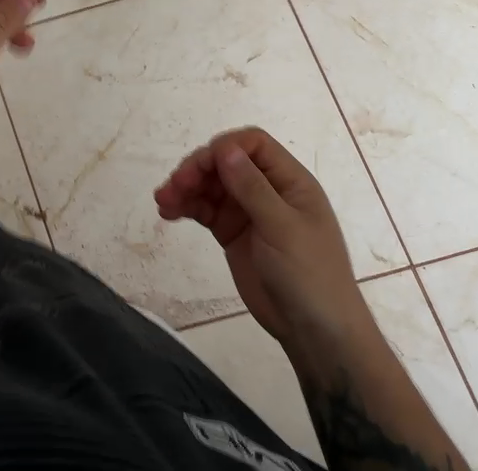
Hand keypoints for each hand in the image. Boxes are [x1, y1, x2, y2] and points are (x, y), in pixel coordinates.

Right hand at [154, 128, 369, 351]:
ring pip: (209, 184)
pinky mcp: (231, 232)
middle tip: (175, 186)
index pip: (254, 145)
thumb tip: (224, 149)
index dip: (225, 147)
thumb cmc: (309, 275)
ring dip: (184, 187)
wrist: (314, 332)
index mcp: (290, 183)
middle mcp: (267, 191)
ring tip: (163, 202)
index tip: (203, 166)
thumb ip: (252, 188)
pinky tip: (167, 212)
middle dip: (197, 169)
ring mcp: (248, 212)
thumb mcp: (282, 228)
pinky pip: (202, 209)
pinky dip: (184, 206)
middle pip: (225, 162)